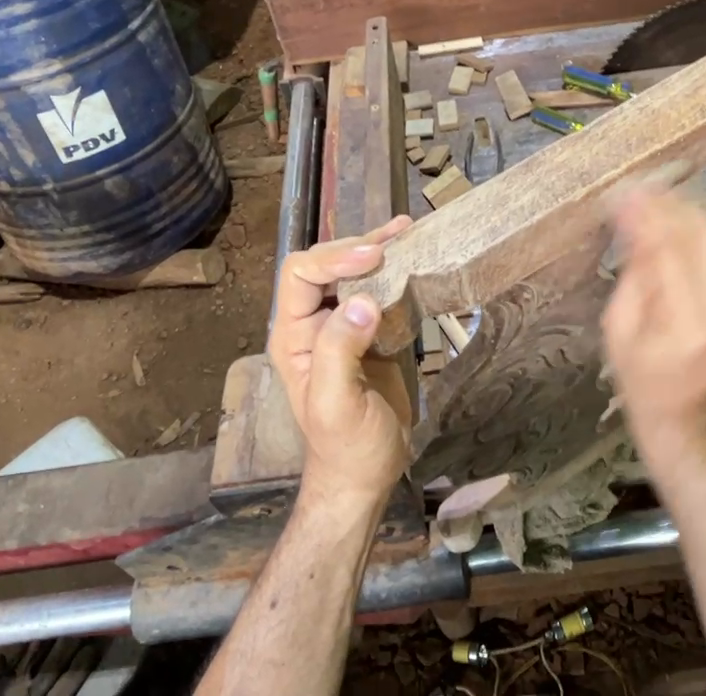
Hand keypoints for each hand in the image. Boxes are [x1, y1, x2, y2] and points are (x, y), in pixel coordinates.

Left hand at [270, 215, 414, 505]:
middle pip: (325, 265)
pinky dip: (394, 269)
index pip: (301, 274)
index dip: (334, 258)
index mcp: (293, 336)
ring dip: (376, 247)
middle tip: (396, 240)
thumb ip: (339, 351)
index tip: (374, 256)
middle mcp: (313, 322)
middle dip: (356, 246)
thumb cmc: (346, 447)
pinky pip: (378, 290)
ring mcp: (342, 325)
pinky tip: (412, 251)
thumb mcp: (336, 406)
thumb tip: (364, 301)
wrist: (367, 475)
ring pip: (351, 272)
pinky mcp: (371, 332)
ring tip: (406, 229)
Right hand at [600, 184, 705, 451]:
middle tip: (638, 186)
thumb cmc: (639, 379)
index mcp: (689, 326)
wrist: (683, 414)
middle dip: (670, 202)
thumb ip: (633, 274)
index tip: (622, 192)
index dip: (646, 216)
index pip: (670, 252)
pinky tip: (677, 211)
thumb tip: (632, 219)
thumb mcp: (618, 330)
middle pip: (704, 234)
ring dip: (687, 206)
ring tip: (655, 192)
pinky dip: (701, 221)